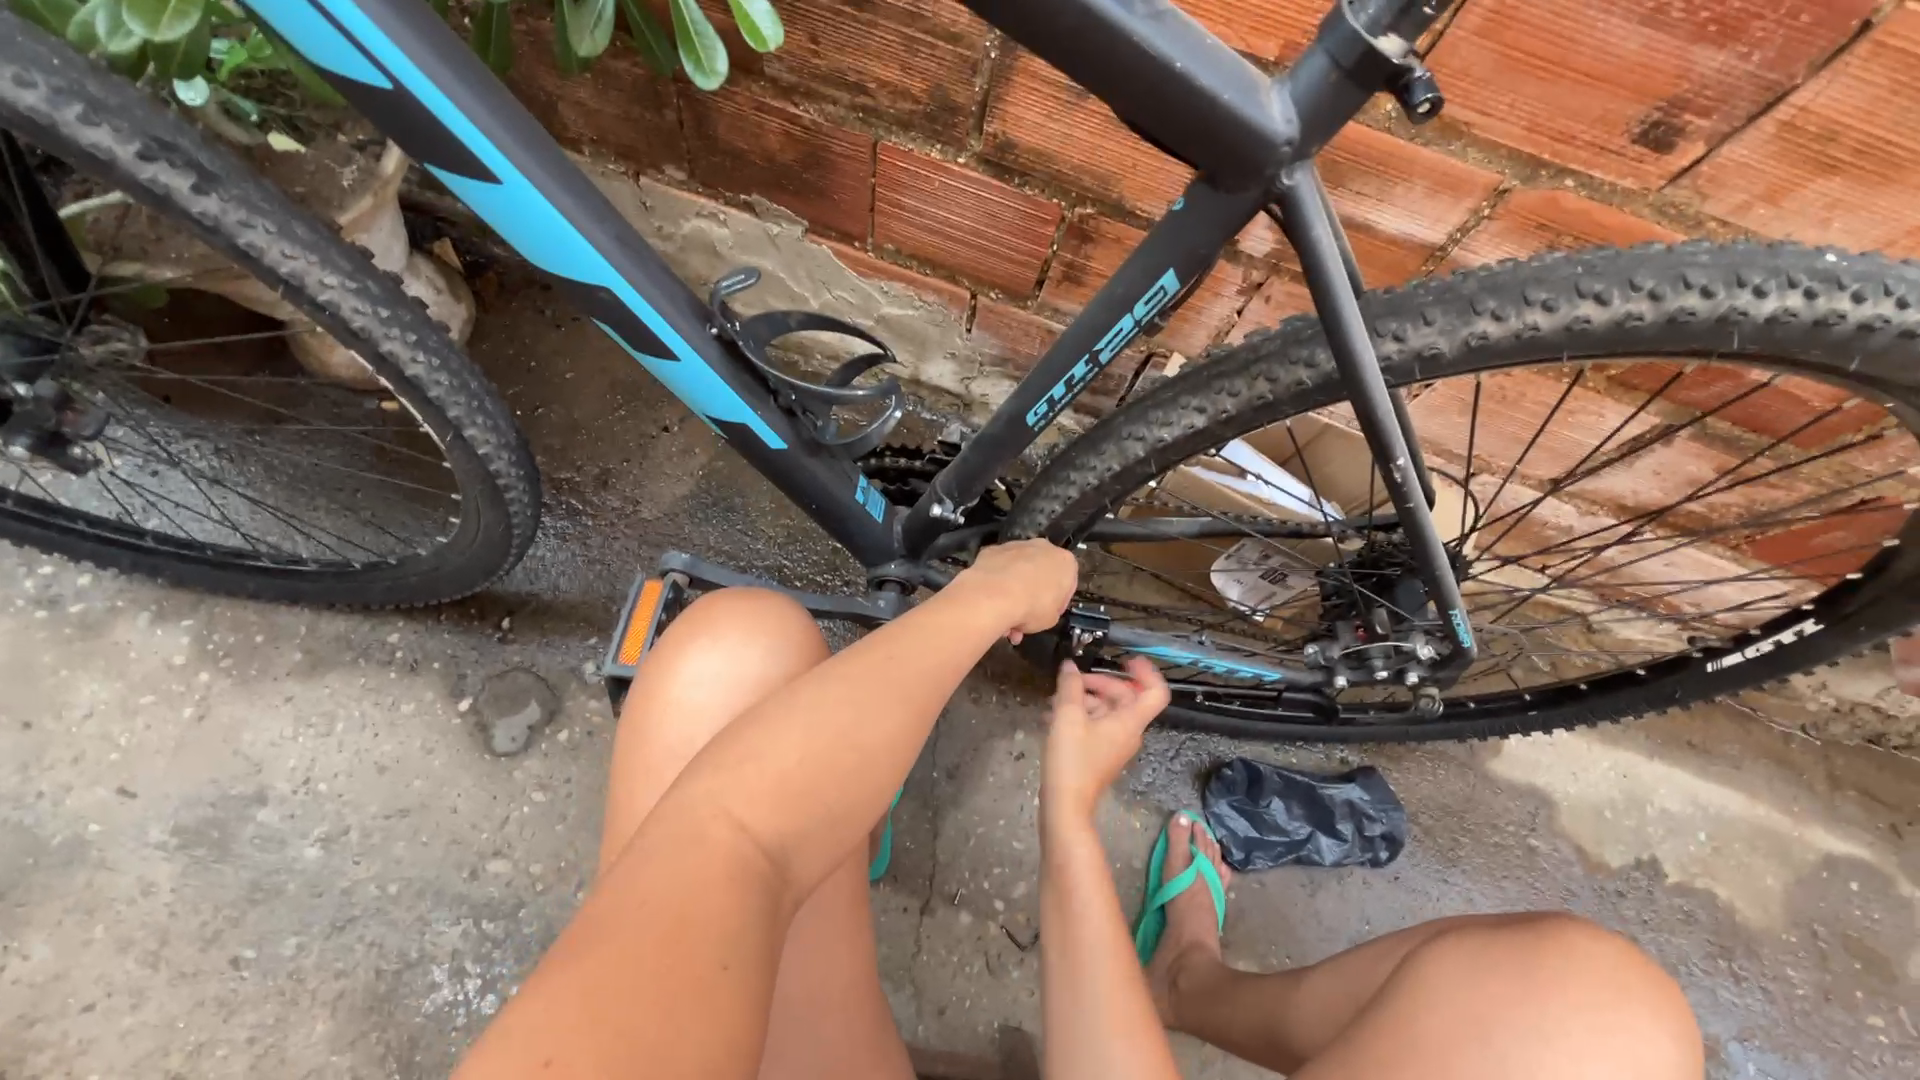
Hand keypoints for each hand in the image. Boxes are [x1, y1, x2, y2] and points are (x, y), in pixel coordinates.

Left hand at [955, 538, 1078, 642]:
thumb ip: (1051, 609)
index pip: (1067, 582)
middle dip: (1033, 592)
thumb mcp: (1051, 619)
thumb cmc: (1032, 607)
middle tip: (1025, 614)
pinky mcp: (992, 549)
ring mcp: (1015, 546)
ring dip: (1013, 588)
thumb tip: (1041, 609)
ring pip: (1017, 568)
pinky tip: (990, 601)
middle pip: (1041, 571)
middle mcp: (1042, 547)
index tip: (1047, 613)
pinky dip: (995, 581)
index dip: (1057, 601)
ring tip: (1003, 614)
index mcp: (1065, 561)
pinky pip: (998, 568)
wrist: (994, 596)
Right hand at [1042, 656, 1170, 824]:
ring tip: (1054, 701)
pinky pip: (1096, 726)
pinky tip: (1052, 717)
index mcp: (1130, 721)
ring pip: (1107, 711)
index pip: (1155, 692)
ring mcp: (1115, 745)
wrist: (1066, 805)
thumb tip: (1070, 666)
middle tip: (1071, 681)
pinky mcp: (1100, 754)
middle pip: (1124, 697)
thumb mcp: (1067, 716)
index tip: (1125, 659)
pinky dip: (1079, 716)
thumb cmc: (1072, 759)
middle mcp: (1129, 732)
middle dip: (1099, 683)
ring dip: (1083, 700)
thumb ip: (1070, 686)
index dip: (1146, 672)